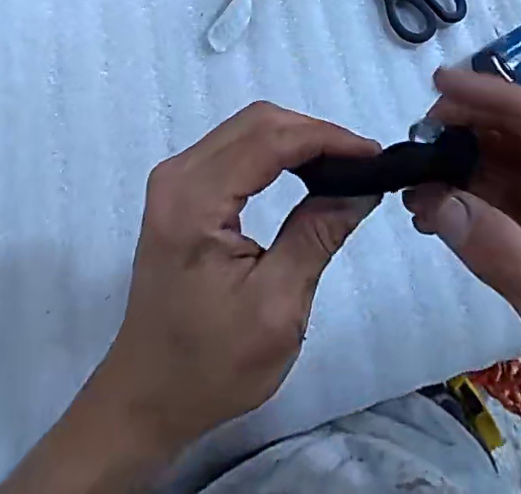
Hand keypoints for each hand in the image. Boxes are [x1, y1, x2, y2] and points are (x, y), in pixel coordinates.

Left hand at [0, 103, 380, 492]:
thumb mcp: (278, 305)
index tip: (374, 155)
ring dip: (300, 139)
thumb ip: (319, 233)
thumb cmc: (210, 364)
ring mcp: (176, 180)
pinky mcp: (182, 190)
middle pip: (259, 122)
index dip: (327, 138)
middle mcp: (178, 176)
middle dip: (317, 134)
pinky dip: (279, 150)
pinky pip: (238, 147)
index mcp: (194, 202)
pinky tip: (307, 171)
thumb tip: (364, 186)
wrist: (146, 397)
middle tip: (363, 163)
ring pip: (250, 128)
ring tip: (344, 166)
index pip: (270, 140)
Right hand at [407, 69, 520, 493]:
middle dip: (471, 125)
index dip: (492, 95)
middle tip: (418, 140)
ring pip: (512, 156)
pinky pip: (508, 191)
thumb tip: (435, 199)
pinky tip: (435, 207)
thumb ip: (502, 254)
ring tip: (417, 180)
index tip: (439, 82)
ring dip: (464, 160)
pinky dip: (470, 193)